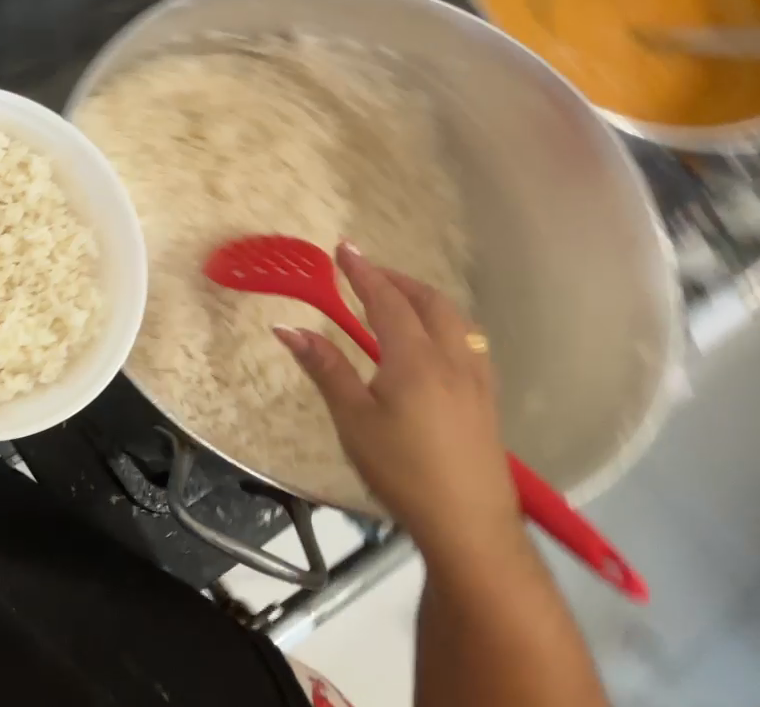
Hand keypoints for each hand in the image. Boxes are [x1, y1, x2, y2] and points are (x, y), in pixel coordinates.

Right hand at [273, 242, 522, 562]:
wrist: (469, 525)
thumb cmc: (401, 468)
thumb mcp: (351, 418)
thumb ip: (324, 367)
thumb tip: (288, 327)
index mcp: (416, 361)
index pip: (387, 302)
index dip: (363, 273)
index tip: (343, 249)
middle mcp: (452, 362)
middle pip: (431, 304)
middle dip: (398, 280)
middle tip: (365, 271)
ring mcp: (476, 382)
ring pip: (457, 322)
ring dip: (424, 300)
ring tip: (395, 298)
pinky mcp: (485, 402)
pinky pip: (469, 344)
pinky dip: (444, 324)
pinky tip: (430, 341)